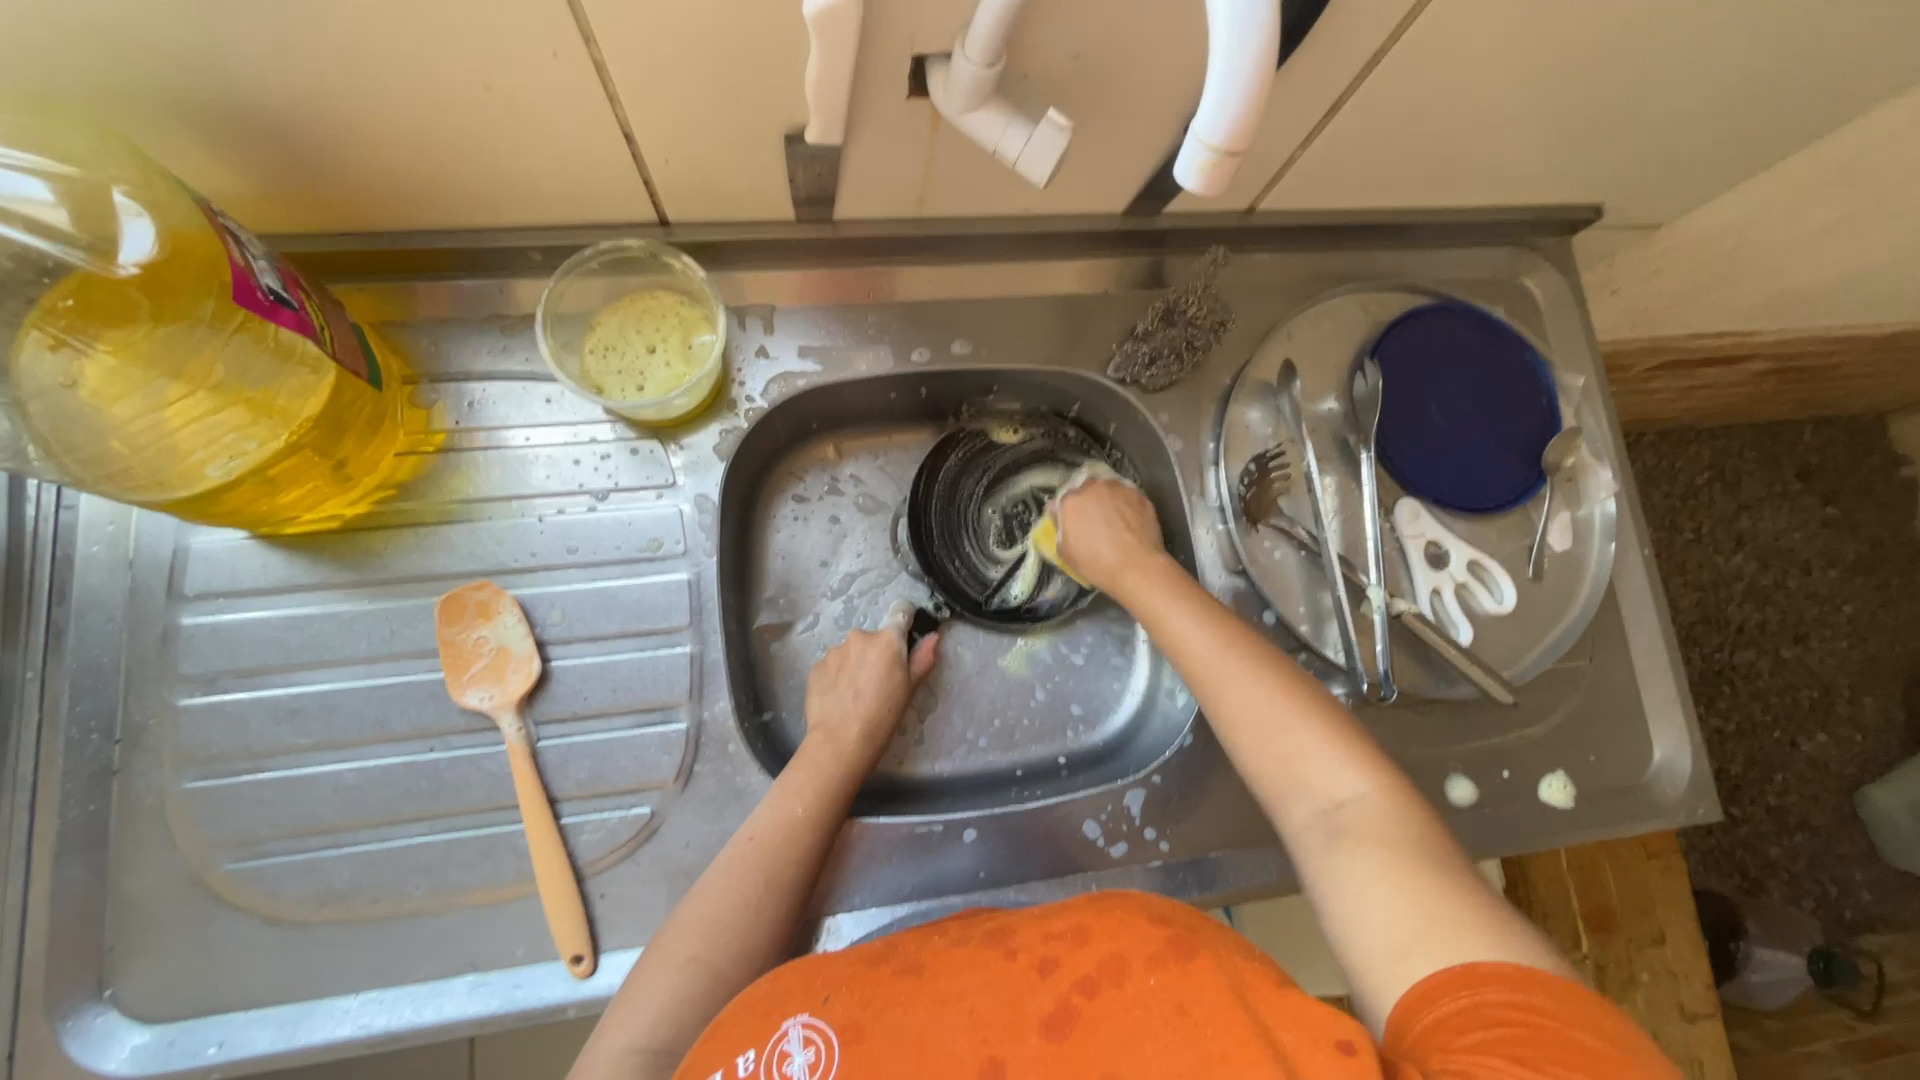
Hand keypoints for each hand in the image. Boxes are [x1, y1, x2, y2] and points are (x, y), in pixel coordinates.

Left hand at [802, 618, 938, 771]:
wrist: (841, 740)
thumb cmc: (883, 715)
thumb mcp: (910, 688)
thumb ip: (922, 658)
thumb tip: (933, 637)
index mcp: (887, 639)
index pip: (900, 613)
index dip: (905, 621)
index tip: (904, 638)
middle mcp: (859, 637)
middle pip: (873, 639)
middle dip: (876, 654)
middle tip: (878, 682)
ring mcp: (834, 651)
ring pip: (850, 652)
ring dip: (855, 665)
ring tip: (856, 694)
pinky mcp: (815, 666)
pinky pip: (832, 666)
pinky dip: (837, 677)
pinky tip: (840, 699)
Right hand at [1053, 477, 1167, 594]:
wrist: (1137, 568)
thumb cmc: (1096, 564)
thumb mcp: (1065, 553)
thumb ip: (1059, 528)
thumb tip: (1058, 515)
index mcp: (1071, 500)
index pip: (1063, 498)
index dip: (1066, 511)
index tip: (1070, 522)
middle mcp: (1094, 487)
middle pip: (1086, 488)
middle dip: (1088, 500)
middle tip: (1093, 519)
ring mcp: (1119, 489)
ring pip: (1109, 488)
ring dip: (1108, 499)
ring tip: (1114, 518)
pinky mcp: (1140, 496)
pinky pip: (1128, 497)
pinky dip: (1126, 505)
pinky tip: (1130, 521)